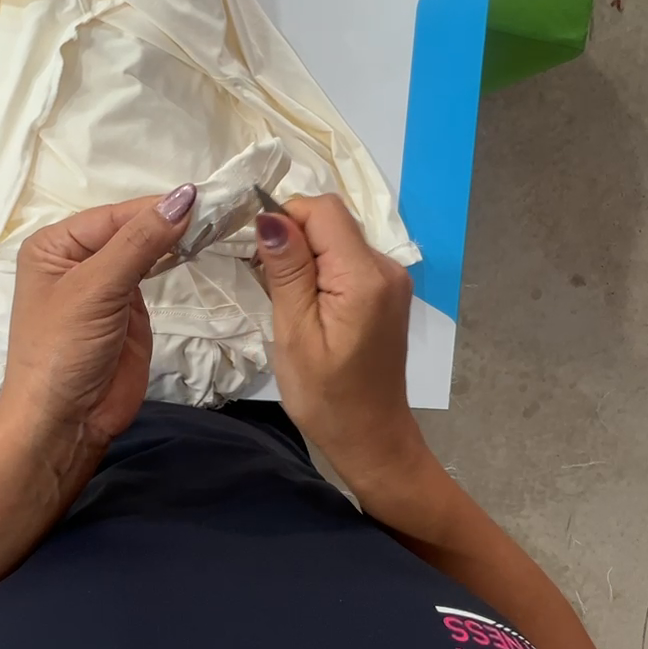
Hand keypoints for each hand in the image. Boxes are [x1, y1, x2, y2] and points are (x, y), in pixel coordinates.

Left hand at [0, 184, 197, 465]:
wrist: (65, 422)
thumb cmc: (64, 350)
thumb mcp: (96, 289)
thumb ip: (139, 242)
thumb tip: (184, 196)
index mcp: (54, 246)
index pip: (113, 215)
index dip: (155, 207)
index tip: (203, 196)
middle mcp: (77, 261)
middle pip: (129, 229)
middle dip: (168, 220)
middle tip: (219, 207)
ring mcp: (105, 287)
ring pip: (144, 251)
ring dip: (175, 239)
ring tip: (216, 221)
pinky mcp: (128, 312)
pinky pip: (153, 277)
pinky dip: (175, 262)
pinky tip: (198, 248)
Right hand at [255, 195, 428, 485]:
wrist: (371, 437)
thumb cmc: (325, 396)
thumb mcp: (295, 334)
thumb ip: (287, 271)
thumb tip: (269, 216)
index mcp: (365, 276)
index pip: (322, 210)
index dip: (284, 219)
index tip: (257, 255)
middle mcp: (386, 267)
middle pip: (331, 220)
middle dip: (291, 237)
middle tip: (264, 280)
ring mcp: (390, 279)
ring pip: (336, 238)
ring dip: (302, 255)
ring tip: (283, 298)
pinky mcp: (384, 292)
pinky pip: (345, 260)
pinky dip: (319, 269)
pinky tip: (305, 303)